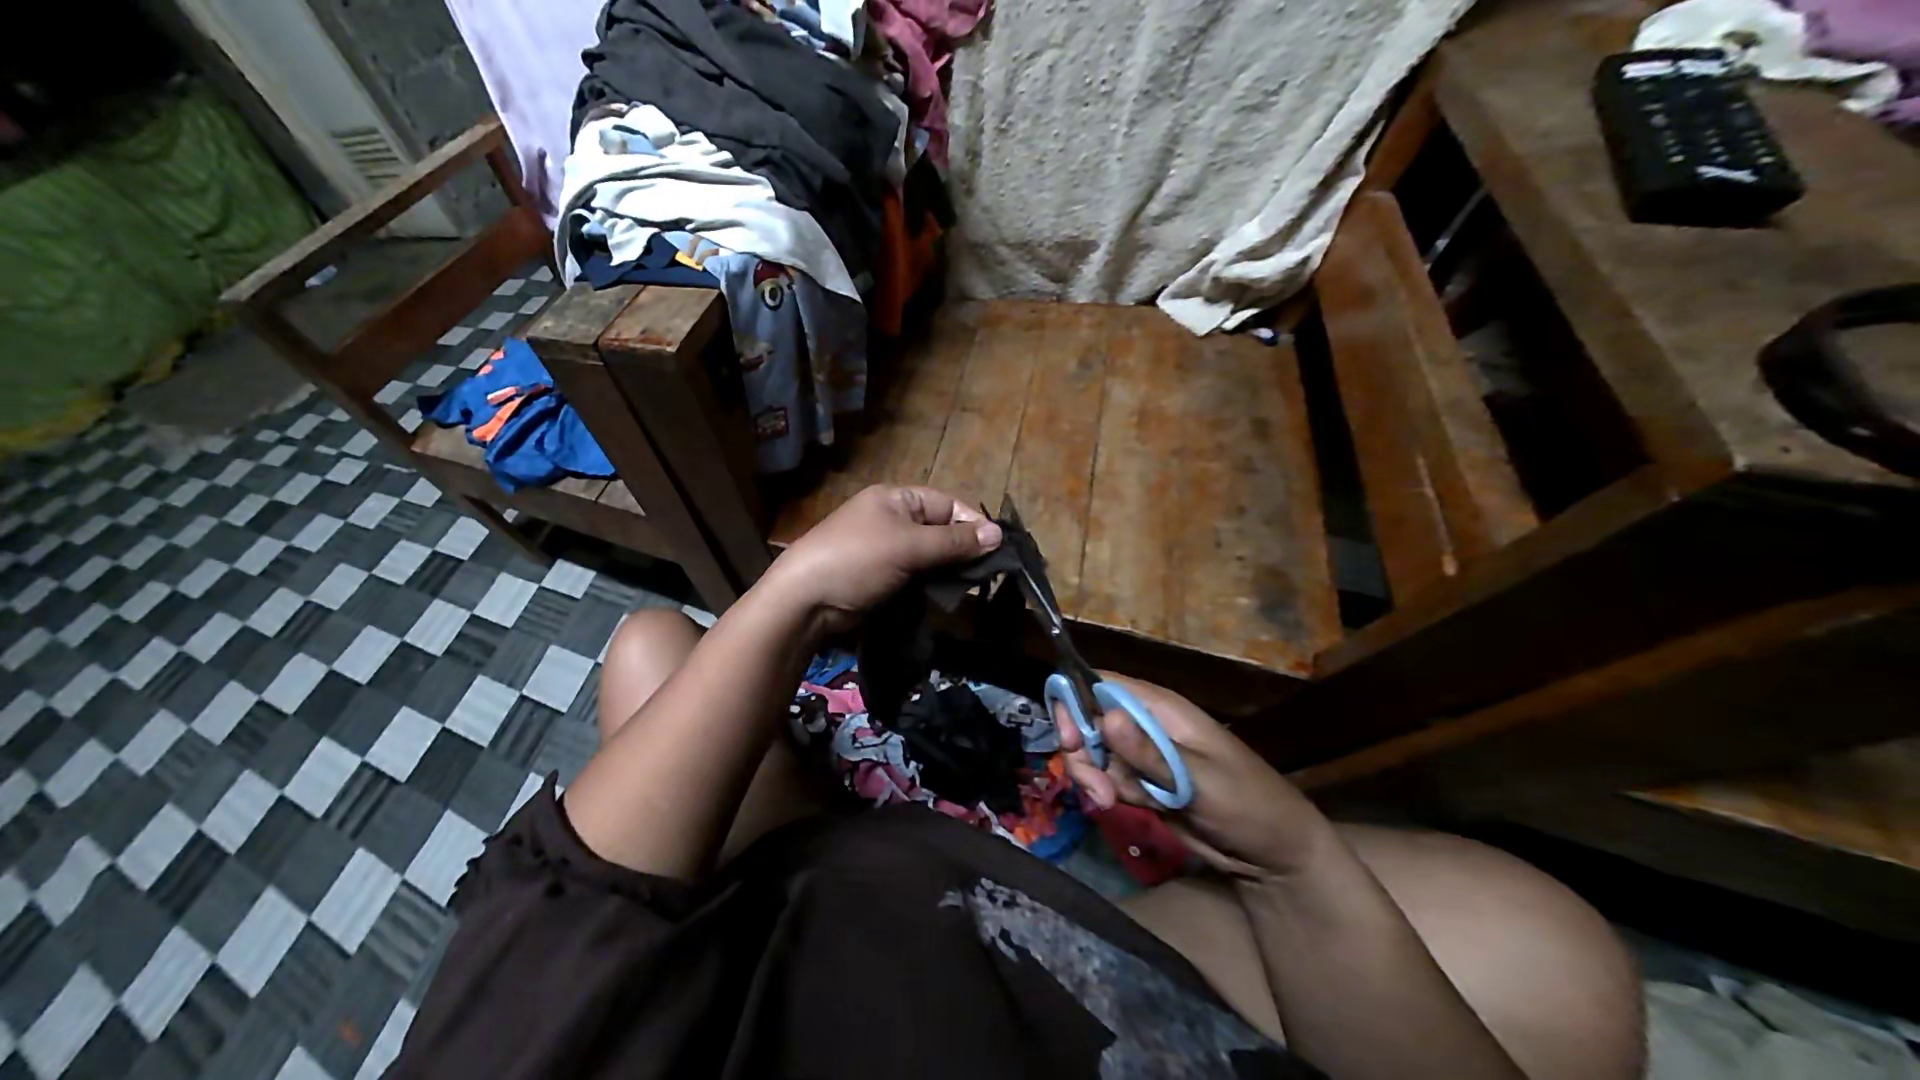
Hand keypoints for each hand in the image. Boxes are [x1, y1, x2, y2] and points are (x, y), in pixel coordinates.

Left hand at [758, 485, 1002, 634]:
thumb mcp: (909, 546)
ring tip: (968, 587)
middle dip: (962, 549)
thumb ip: (954, 541)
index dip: (971, 523)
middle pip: (940, 529)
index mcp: (896, 499)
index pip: (947, 504)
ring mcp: (886, 549)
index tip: (995, 548)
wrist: (806, 600)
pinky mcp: (882, 577)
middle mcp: (893, 519)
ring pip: (931, 556)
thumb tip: (998, 533)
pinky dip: (931, 584)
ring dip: (948, 570)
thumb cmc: (858, 559)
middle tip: (986, 573)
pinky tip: (945, 596)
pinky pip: (916, 575)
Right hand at [1054, 676, 1337, 881]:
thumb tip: (1106, 718)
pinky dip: (1105, 793)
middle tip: (1096, 787)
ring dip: (1094, 778)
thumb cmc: (1246, 802)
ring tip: (1111, 803)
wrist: (1272, 854)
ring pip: (1093, 753)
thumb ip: (1150, 753)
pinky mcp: (1140, 782)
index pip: (1099, 685)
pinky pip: (1106, 779)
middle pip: (1087, 721)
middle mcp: (1143, 723)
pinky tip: (1119, 807)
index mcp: (1160, 707)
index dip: (1074, 702)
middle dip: (1082, 752)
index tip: (1071, 740)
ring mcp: (1140, 754)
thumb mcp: (1198, 779)